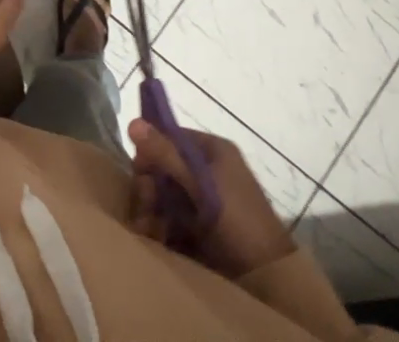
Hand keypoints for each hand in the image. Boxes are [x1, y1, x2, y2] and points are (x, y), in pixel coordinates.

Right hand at [129, 119, 296, 277]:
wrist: (265, 276)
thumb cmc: (237, 220)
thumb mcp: (200, 184)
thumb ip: (166, 154)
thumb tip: (133, 122)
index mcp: (212, 150)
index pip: (169, 137)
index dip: (151, 152)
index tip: (142, 174)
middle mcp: (205, 169)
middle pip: (161, 166)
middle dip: (149, 188)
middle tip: (148, 206)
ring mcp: (201, 197)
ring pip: (161, 193)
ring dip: (150, 210)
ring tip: (150, 229)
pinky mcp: (197, 223)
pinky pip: (167, 215)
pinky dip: (158, 225)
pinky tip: (157, 237)